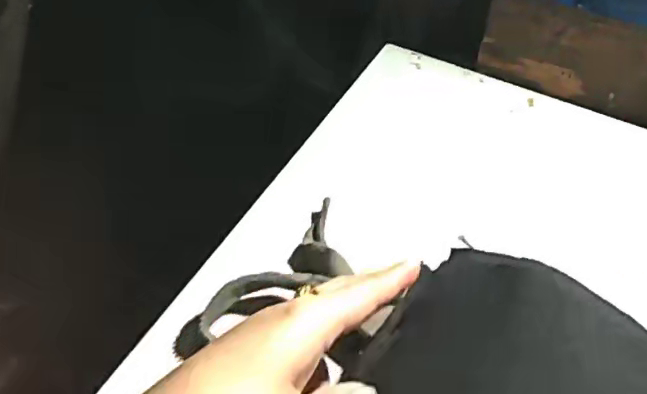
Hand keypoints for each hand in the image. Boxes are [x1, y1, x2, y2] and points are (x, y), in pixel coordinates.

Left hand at [150, 261, 420, 393]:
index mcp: (299, 323)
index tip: (415, 264)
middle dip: (368, 291)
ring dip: (340, 325)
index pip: (359, 292)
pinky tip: (318, 375)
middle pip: (337, 297)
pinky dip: (315, 350)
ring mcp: (252, 339)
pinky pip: (290, 344)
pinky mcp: (232, 363)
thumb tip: (368, 386)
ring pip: (313, 322)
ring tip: (366, 336)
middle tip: (398, 284)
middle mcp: (278, 321)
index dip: (391, 280)